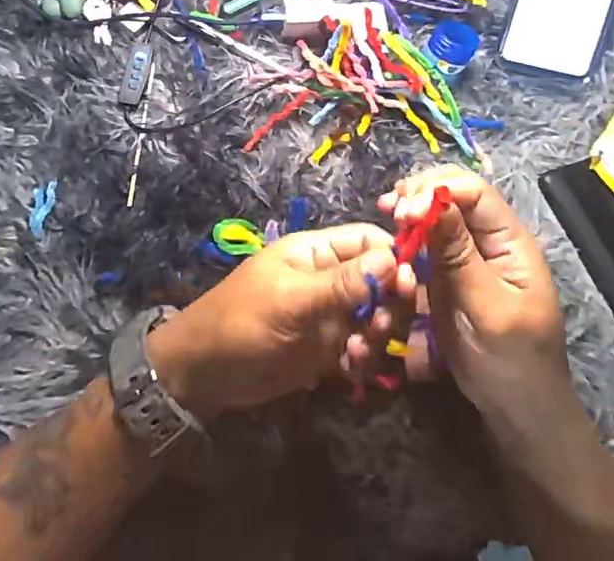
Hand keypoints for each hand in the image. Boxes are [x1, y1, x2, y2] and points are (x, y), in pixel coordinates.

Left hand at [146, 224, 395, 417]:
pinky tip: (349, 370)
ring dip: (377, 334)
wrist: (203, 373)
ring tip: (358, 351)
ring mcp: (329, 315)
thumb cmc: (240, 321)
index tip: (411, 283)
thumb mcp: (291, 300)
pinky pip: (362, 348)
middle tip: (382, 324)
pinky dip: (364, 358)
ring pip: (375, 316)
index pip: (367, 241)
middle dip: (390, 301)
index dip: (393, 256)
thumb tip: (391, 258)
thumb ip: (341, 284)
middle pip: (380, 280)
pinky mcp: (327, 348)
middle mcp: (328, 279)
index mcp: (315, 251)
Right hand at [376, 166, 567, 429]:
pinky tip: (392, 239)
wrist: (519, 413)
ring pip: (438, 213)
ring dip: (411, 210)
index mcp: (511, 242)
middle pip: (454, 194)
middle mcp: (490, 240)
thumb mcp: (486, 307)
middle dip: (420, 194)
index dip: (437, 191)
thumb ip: (459, 255)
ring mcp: (469, 256)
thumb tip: (433, 201)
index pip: (474, 192)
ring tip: (386, 214)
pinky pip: (428, 242)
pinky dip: (408, 235)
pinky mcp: (450, 274)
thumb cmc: (513, 361)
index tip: (403, 210)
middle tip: (389, 209)